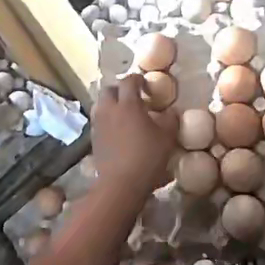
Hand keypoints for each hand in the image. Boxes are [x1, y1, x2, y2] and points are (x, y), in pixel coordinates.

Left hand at [90, 76, 176, 194]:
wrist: (120, 184)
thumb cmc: (147, 157)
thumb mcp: (167, 138)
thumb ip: (170, 120)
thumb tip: (171, 111)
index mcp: (128, 104)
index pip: (129, 81)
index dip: (138, 79)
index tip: (147, 86)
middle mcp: (109, 110)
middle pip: (109, 90)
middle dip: (120, 90)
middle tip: (133, 98)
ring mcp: (98, 124)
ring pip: (100, 105)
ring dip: (111, 105)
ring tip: (124, 114)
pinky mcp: (93, 139)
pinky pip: (99, 121)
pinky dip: (107, 120)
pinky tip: (118, 131)